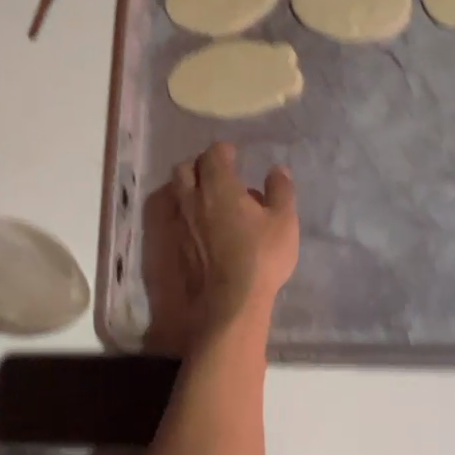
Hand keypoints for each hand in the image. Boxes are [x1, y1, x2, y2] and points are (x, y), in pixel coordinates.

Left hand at [171, 142, 297, 335]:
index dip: (224, 152)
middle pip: (185, 169)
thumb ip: (281, 191)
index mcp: (219, 186)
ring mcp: (177, 223)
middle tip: (216, 176)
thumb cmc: (261, 258)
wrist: (227, 302)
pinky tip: (195, 227)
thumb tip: (278, 170)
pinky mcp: (170, 246)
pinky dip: (182, 215)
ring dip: (188, 190)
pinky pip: (171, 219)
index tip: (233, 156)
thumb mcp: (284, 222)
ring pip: (175, 194)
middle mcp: (191, 198)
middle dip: (200, 167)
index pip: (214, 154)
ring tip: (205, 201)